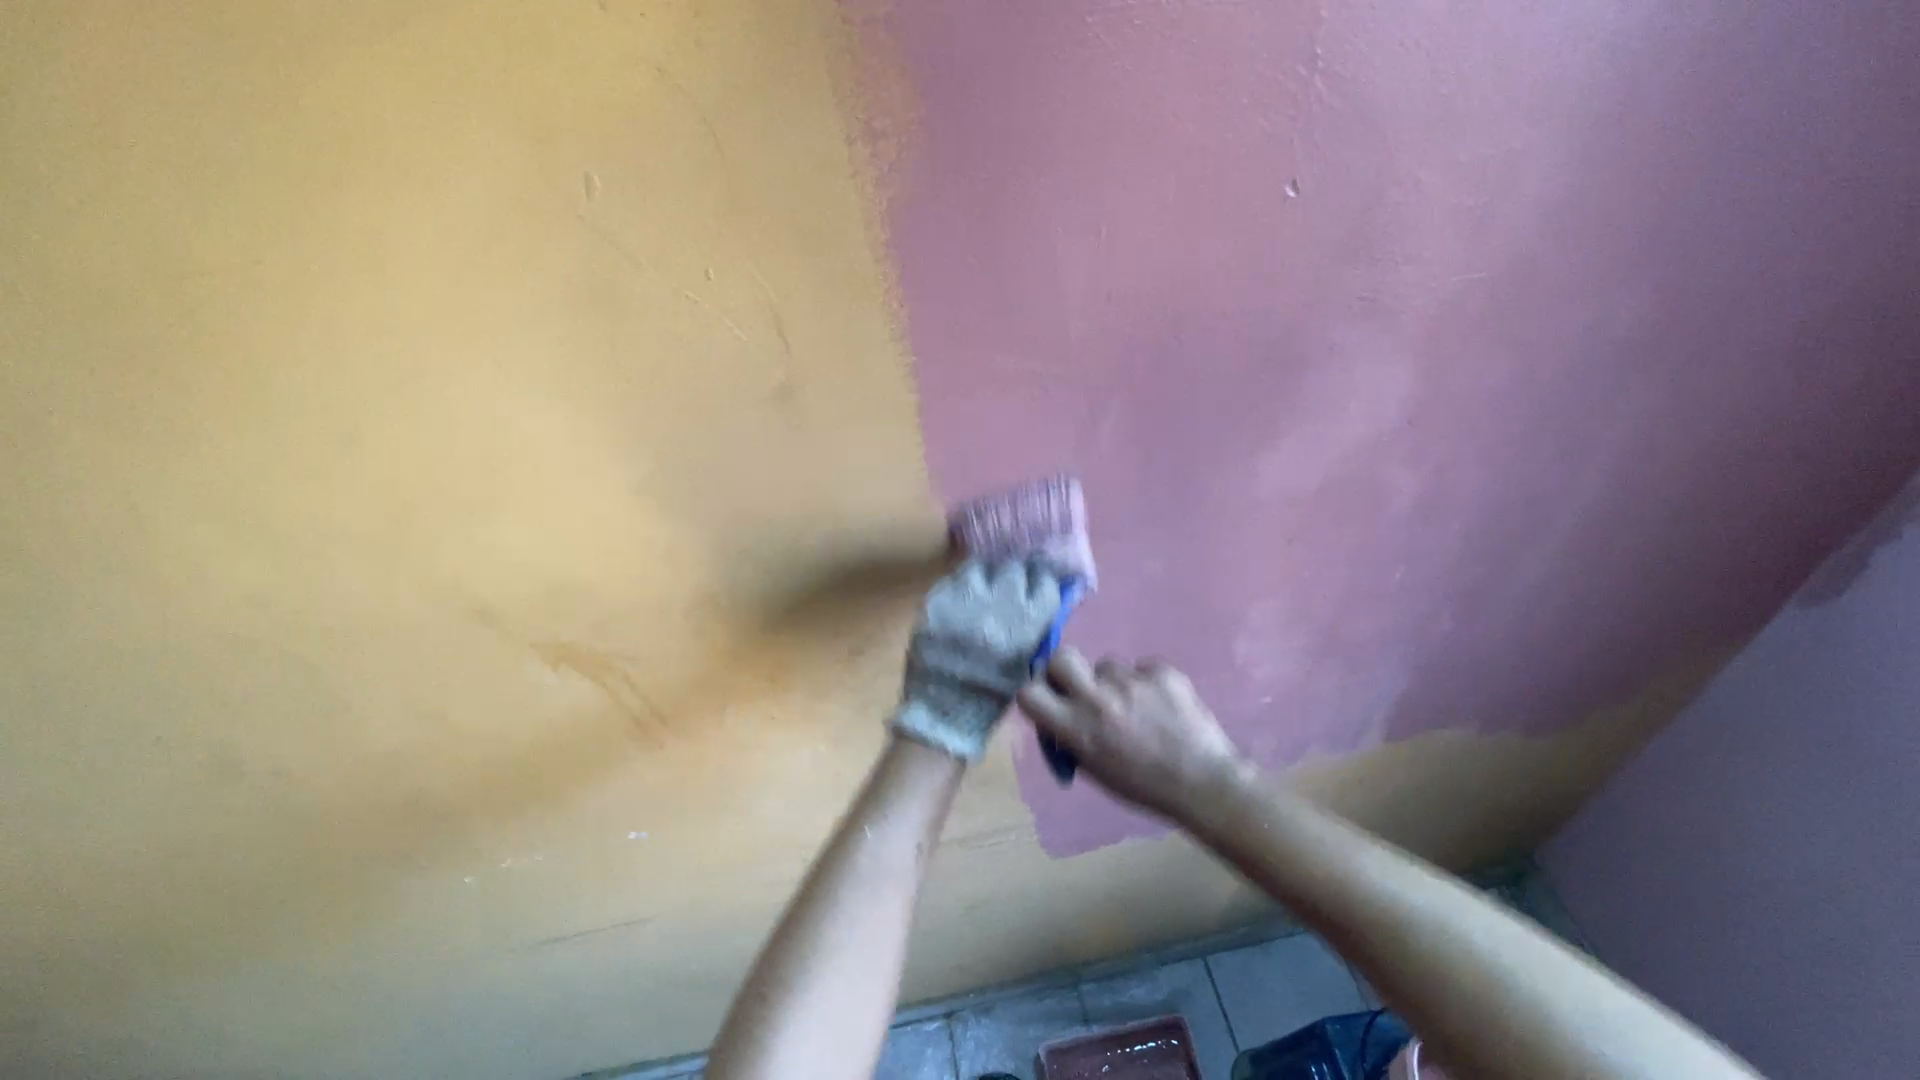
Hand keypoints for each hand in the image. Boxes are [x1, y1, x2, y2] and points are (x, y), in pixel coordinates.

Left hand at [890, 558, 1061, 760]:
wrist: (944, 711)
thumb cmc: (990, 693)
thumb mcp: (1026, 661)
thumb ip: (1037, 626)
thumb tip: (1042, 592)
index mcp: (1026, 624)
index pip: (1045, 582)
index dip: (1043, 578)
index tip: (1039, 579)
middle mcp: (997, 606)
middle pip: (1014, 568)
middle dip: (1015, 573)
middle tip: (1010, 579)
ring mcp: (963, 601)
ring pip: (980, 567)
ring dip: (986, 574)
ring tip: (983, 585)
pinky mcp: (935, 603)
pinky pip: (952, 579)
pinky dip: (960, 585)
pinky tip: (961, 596)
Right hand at [1017, 648, 1246, 822]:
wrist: (1204, 783)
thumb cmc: (1144, 785)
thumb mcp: (1095, 769)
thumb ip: (1071, 738)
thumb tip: (1059, 715)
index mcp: (1077, 729)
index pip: (1029, 693)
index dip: (1037, 693)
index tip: (1050, 700)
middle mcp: (1098, 699)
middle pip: (1061, 657)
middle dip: (1066, 669)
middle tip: (1082, 686)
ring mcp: (1131, 681)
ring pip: (1108, 665)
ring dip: (1113, 682)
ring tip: (1137, 707)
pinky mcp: (1161, 672)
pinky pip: (1142, 669)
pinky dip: (1147, 684)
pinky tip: (1162, 706)